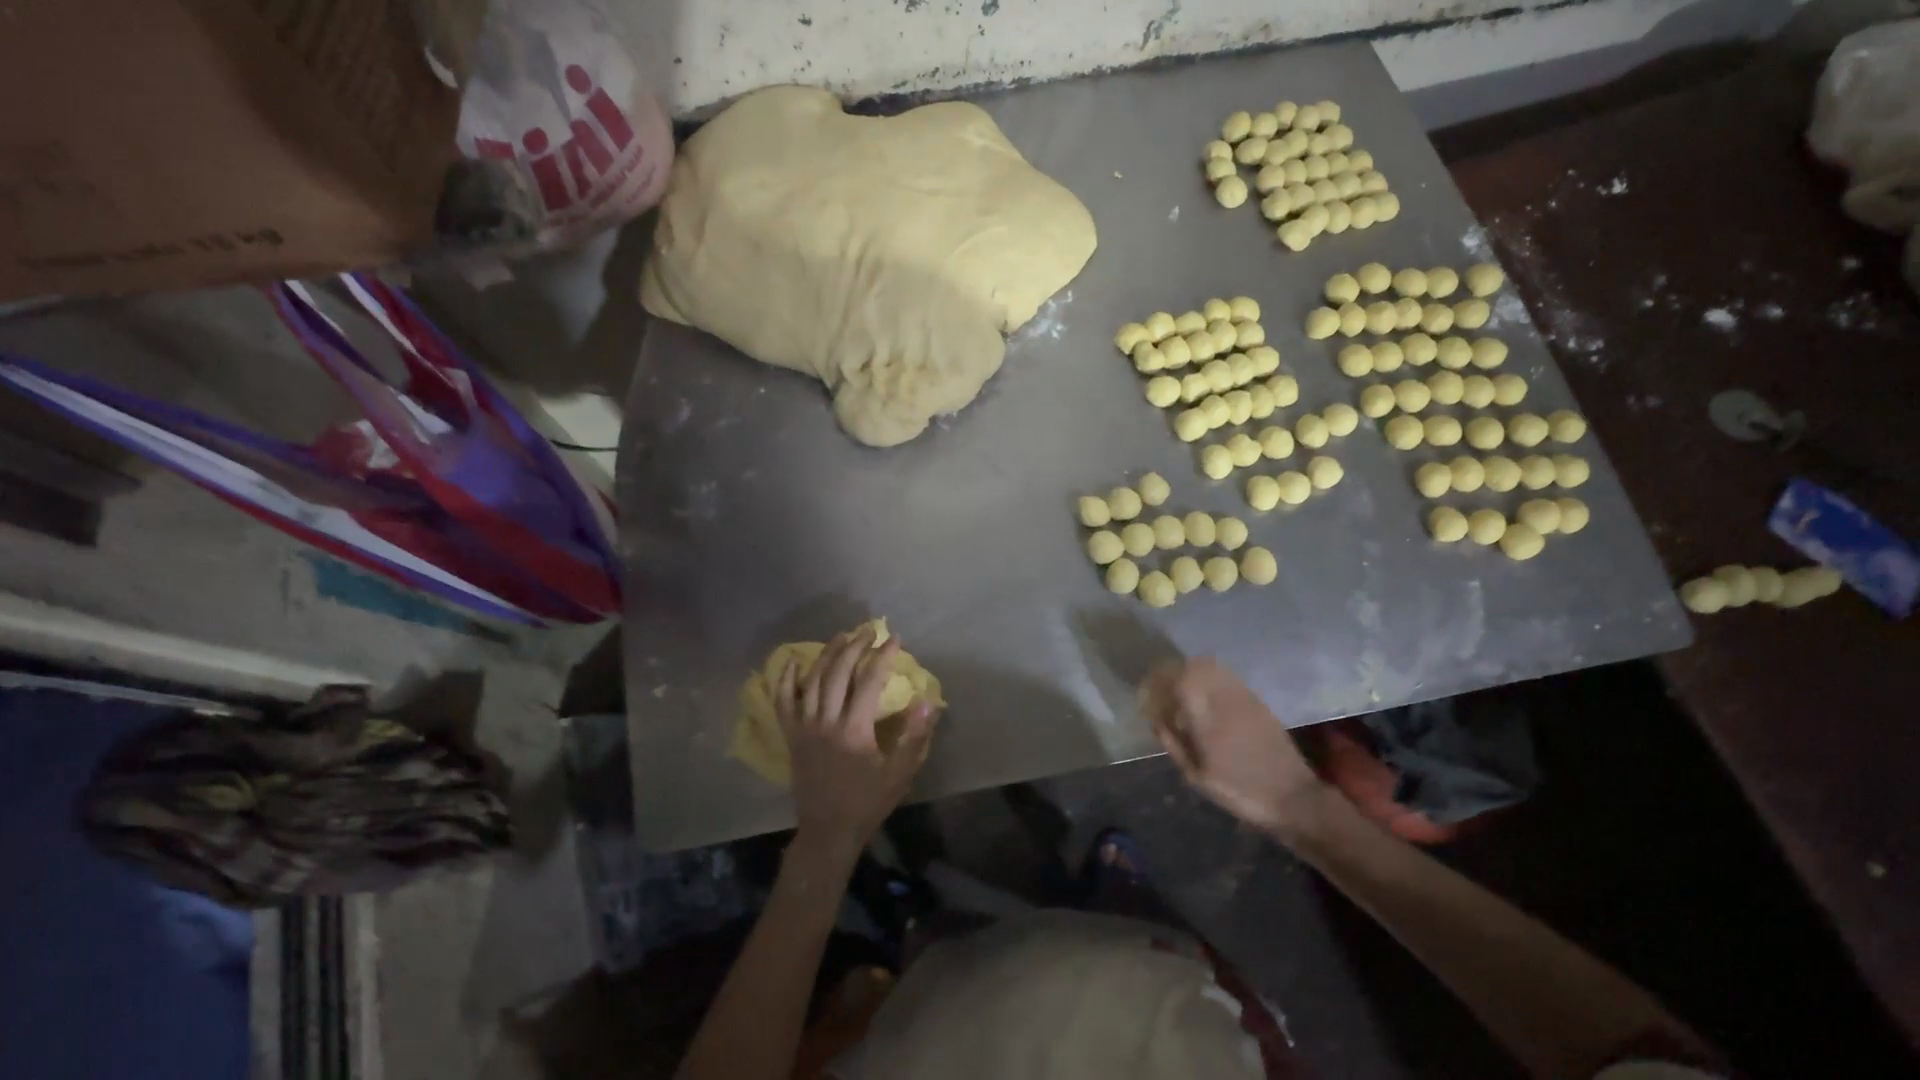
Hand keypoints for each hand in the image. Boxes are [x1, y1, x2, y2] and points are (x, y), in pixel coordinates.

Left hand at [776, 626, 936, 857]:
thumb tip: (927, 701)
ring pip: (813, 680)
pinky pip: (783, 701)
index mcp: (854, 729)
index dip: (883, 657)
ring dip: (828, 655)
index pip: (869, 681)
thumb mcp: (900, 773)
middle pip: (839, 673)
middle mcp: (825, 721)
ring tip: (842, 636)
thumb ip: (915, 736)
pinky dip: (786, 679)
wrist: (828, 830)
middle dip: (855, 647)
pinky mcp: (792, 736)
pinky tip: (793, 661)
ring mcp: (804, 727)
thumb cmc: (868, 802)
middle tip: (870, 631)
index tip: (895, 640)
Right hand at [1143, 658, 1326, 832]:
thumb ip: (1175, 745)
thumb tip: (1157, 722)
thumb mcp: (1198, 777)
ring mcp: (1247, 699)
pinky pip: (1232, 680)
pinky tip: (1213, 701)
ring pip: (1217, 668)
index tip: (1154, 690)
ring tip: (1189, 692)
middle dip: (1180, 671)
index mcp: (1208, 720)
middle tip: (1170, 689)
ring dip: (1198, 673)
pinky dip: (1216, 682)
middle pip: (1199, 666)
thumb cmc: (1239, 792)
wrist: (1292, 796)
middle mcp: (1227, 701)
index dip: (1164, 679)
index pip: (1182, 680)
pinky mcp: (1261, 703)